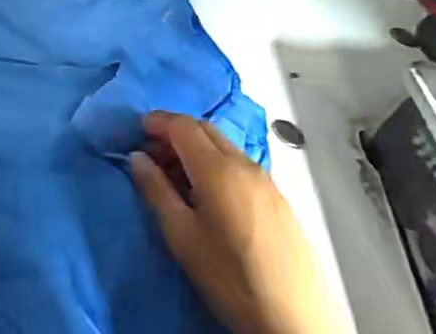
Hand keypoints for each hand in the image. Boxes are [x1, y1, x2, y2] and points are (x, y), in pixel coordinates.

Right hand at [130, 111, 340, 333]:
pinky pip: (243, 168)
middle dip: (176, 133)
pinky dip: (220, 166)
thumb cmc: (230, 277)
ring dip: (198, 150)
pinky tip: (213, 199)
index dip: (157, 122)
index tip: (138, 133)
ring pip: (226, 147)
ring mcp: (270, 185)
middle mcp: (246, 167)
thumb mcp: (180, 234)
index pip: (182, 124)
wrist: (297, 326)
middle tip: (156, 157)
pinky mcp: (284, 205)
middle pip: (205, 129)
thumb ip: (155, 189)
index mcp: (218, 169)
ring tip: (181, 181)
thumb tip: (138, 158)